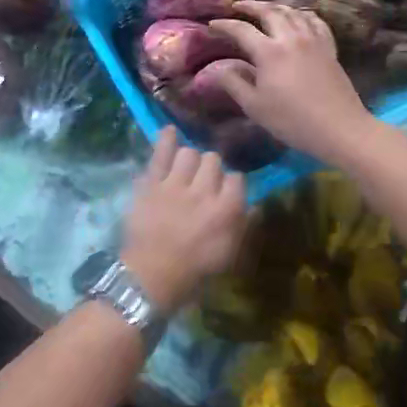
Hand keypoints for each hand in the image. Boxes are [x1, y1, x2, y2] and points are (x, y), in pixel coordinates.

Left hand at [120, 128, 247, 310]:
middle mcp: (203, 192)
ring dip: (189, 159)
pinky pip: (160, 153)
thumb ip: (244, 226)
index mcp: (226, 210)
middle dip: (211, 168)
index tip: (227, 190)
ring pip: (188, 153)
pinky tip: (169, 131)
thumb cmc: (195, 271)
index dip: (232, 182)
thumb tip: (255, 206)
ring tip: (186, 169)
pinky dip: (165, 139)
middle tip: (204, 180)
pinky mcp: (151, 182)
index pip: (237, 178)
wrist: (152, 274)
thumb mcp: (230, 255)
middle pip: (213, 160)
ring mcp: (175, 184)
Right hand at [208, 0, 372, 162]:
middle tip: (237, 6)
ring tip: (265, 9)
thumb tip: (218, 68)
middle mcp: (291, 38)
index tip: (212, 25)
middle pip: (269, 11)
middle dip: (250, 6)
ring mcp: (313, 41)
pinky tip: (299, 18)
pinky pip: (316, 22)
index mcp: (269, 52)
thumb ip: (233, 83)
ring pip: (293, 13)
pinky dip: (303, 15)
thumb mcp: (254, 106)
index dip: (224, 25)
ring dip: (275, 7)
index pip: (241, 30)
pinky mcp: (329, 48)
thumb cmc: (292, 120)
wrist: (340, 129)